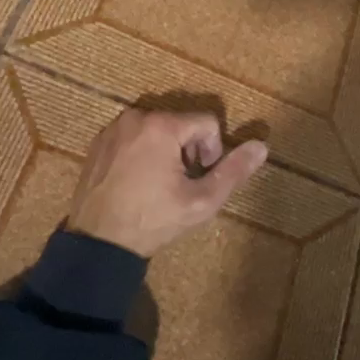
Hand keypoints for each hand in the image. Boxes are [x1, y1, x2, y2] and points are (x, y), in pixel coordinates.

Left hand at [66, 108, 268, 257]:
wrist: (97, 243)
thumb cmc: (152, 220)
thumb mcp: (201, 201)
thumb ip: (233, 171)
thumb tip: (262, 146)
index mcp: (162, 126)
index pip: (207, 123)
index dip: (213, 150)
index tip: (200, 178)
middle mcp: (137, 116)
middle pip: (181, 123)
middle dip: (188, 150)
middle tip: (180, 184)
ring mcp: (114, 127)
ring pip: (158, 128)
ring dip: (166, 150)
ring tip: (158, 184)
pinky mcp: (99, 141)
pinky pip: (134, 135)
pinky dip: (142, 151)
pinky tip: (137, 181)